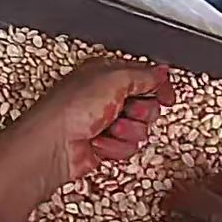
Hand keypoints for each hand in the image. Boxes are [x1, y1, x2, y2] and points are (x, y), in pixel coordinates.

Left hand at [10, 58, 175, 187]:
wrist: (53, 145)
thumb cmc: (73, 107)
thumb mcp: (115, 79)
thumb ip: (144, 75)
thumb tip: (161, 72)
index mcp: (107, 75)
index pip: (144, 77)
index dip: (158, 87)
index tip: (168, 97)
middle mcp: (106, 98)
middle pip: (147, 106)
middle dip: (141, 112)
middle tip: (126, 112)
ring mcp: (105, 124)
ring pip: (139, 131)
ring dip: (127, 132)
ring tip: (107, 129)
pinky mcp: (105, 146)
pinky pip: (127, 148)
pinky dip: (115, 148)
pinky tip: (98, 144)